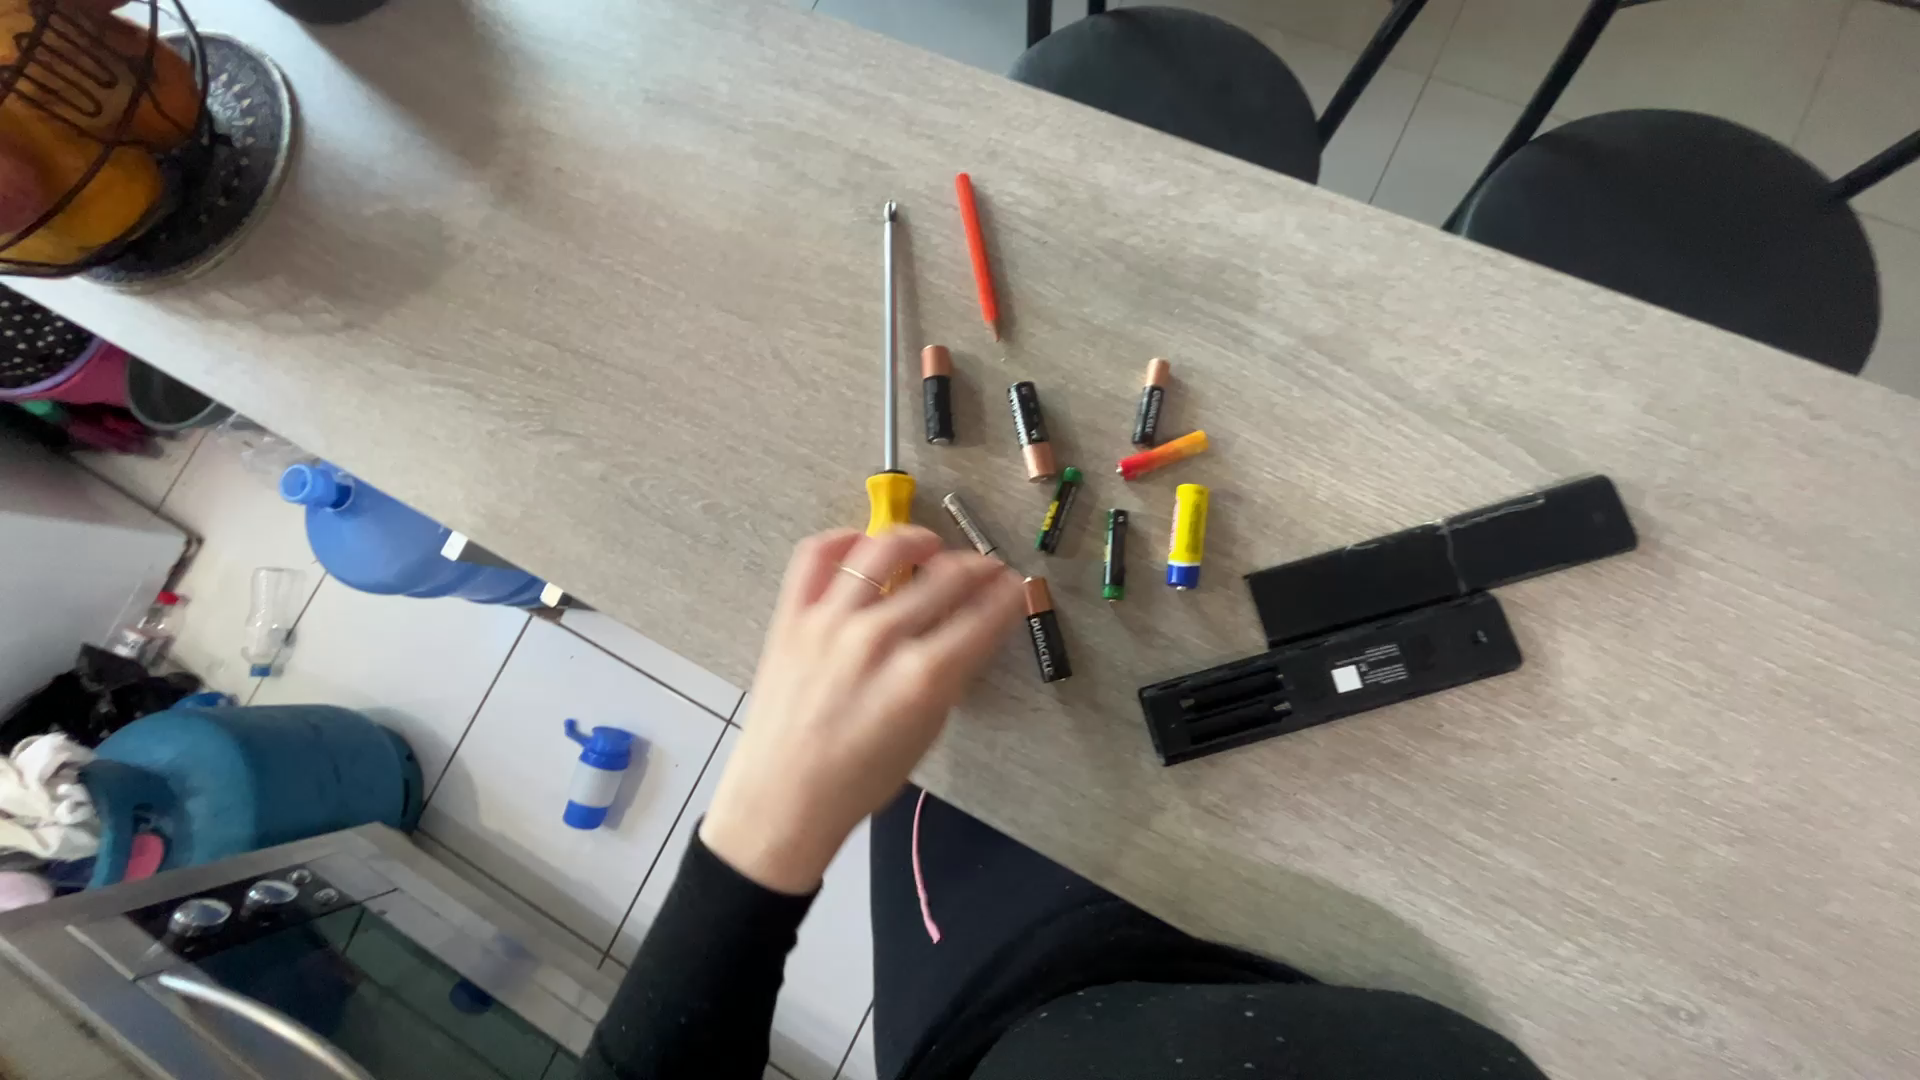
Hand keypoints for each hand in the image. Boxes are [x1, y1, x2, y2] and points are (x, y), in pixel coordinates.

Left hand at [700, 526, 1024, 893]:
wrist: (784, 798)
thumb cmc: (862, 778)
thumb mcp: (927, 731)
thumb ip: (951, 674)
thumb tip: (972, 629)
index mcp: (922, 678)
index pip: (984, 615)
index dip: (1009, 594)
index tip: (1015, 585)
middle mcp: (879, 639)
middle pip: (946, 578)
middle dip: (979, 567)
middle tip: (986, 567)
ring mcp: (830, 622)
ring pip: (883, 551)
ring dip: (918, 539)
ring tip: (930, 545)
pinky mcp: (791, 617)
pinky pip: (816, 556)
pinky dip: (843, 540)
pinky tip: (863, 545)